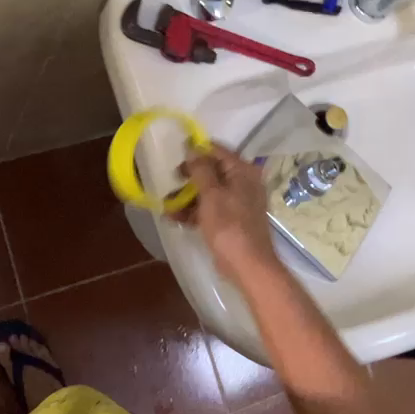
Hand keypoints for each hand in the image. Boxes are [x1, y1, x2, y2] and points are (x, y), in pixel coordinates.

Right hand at [176, 146, 282, 285]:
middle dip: (189, 178)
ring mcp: (239, 202)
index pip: (218, 150)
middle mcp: (244, 182)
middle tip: (171, 181)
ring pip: (209, 192)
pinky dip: (195, 212)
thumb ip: (201, 169)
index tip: (177, 153)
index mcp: (243, 171)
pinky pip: (211, 209)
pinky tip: (175, 219)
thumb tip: (193, 148)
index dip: (197, 150)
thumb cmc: (229, 225)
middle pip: (212, 172)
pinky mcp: (232, 220)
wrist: (247, 265)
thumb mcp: (211, 194)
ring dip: (188, 198)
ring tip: (167, 207)